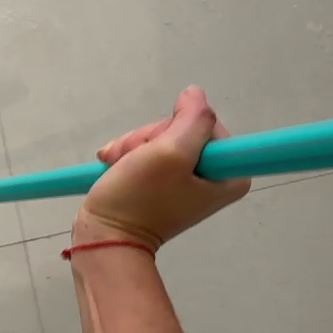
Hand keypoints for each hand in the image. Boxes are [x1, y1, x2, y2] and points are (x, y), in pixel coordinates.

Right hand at [75, 86, 249, 250]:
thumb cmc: (138, 200)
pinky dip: (127, 154)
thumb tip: (194, 94)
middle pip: (180, 130)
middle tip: (129, 158)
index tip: (159, 148)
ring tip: (116, 164)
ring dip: (132, 146)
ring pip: (159, 139)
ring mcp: (185, 181)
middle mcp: (212, 177)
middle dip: (148, 138)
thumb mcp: (170, 153)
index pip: (207, 125)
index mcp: (228, 175)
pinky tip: (112, 164)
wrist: (104, 238)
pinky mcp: (160, 184)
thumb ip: (193, 119)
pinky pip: (147, 152)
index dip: (177, 127)